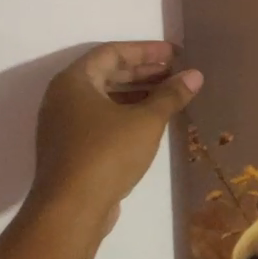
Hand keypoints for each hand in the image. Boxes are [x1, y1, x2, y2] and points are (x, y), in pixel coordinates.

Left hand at [29, 42, 202, 224]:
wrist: (72, 208)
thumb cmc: (107, 154)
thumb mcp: (146, 121)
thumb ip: (170, 95)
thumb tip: (195, 74)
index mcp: (74, 81)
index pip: (113, 53)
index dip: (146, 50)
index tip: (176, 54)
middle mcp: (63, 97)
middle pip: (107, 74)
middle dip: (143, 72)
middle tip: (175, 73)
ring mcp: (64, 124)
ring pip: (104, 99)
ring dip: (136, 94)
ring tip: (169, 96)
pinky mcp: (70, 148)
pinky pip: (100, 119)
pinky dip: (125, 114)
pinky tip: (150, 122)